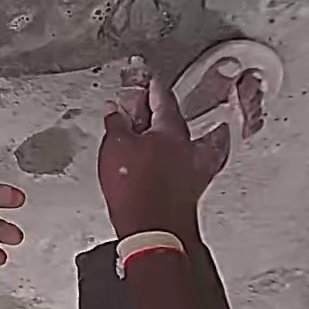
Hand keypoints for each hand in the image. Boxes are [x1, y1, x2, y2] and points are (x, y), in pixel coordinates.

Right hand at [99, 58, 260, 238]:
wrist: (152, 228)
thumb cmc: (136, 188)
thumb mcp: (115, 145)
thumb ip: (116, 122)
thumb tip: (116, 110)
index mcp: (172, 130)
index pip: (163, 98)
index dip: (152, 86)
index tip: (148, 79)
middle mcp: (189, 146)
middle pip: (173, 119)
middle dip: (158, 109)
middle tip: (145, 103)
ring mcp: (193, 168)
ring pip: (184, 140)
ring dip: (169, 133)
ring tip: (157, 129)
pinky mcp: (190, 187)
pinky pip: (188, 162)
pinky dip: (178, 156)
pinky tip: (171, 159)